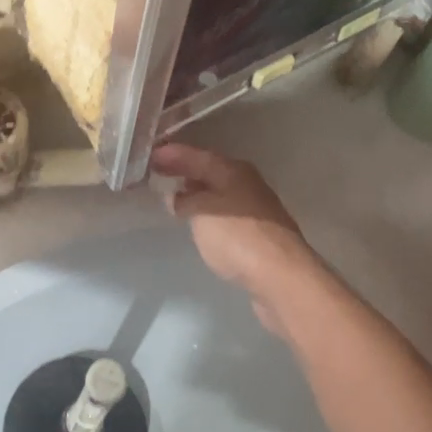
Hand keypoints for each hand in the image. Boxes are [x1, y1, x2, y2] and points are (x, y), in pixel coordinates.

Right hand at [149, 144, 322, 334]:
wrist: (281, 276)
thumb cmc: (237, 237)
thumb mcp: (202, 213)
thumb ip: (185, 201)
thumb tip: (177, 198)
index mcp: (233, 171)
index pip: (198, 155)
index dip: (173, 155)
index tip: (150, 155)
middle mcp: (248, 184)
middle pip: (211, 171)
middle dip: (186, 171)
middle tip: (158, 173)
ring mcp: (257, 209)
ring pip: (221, 193)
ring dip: (198, 193)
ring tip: (175, 197)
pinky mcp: (260, 234)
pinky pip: (227, 214)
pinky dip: (210, 213)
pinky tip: (201, 224)